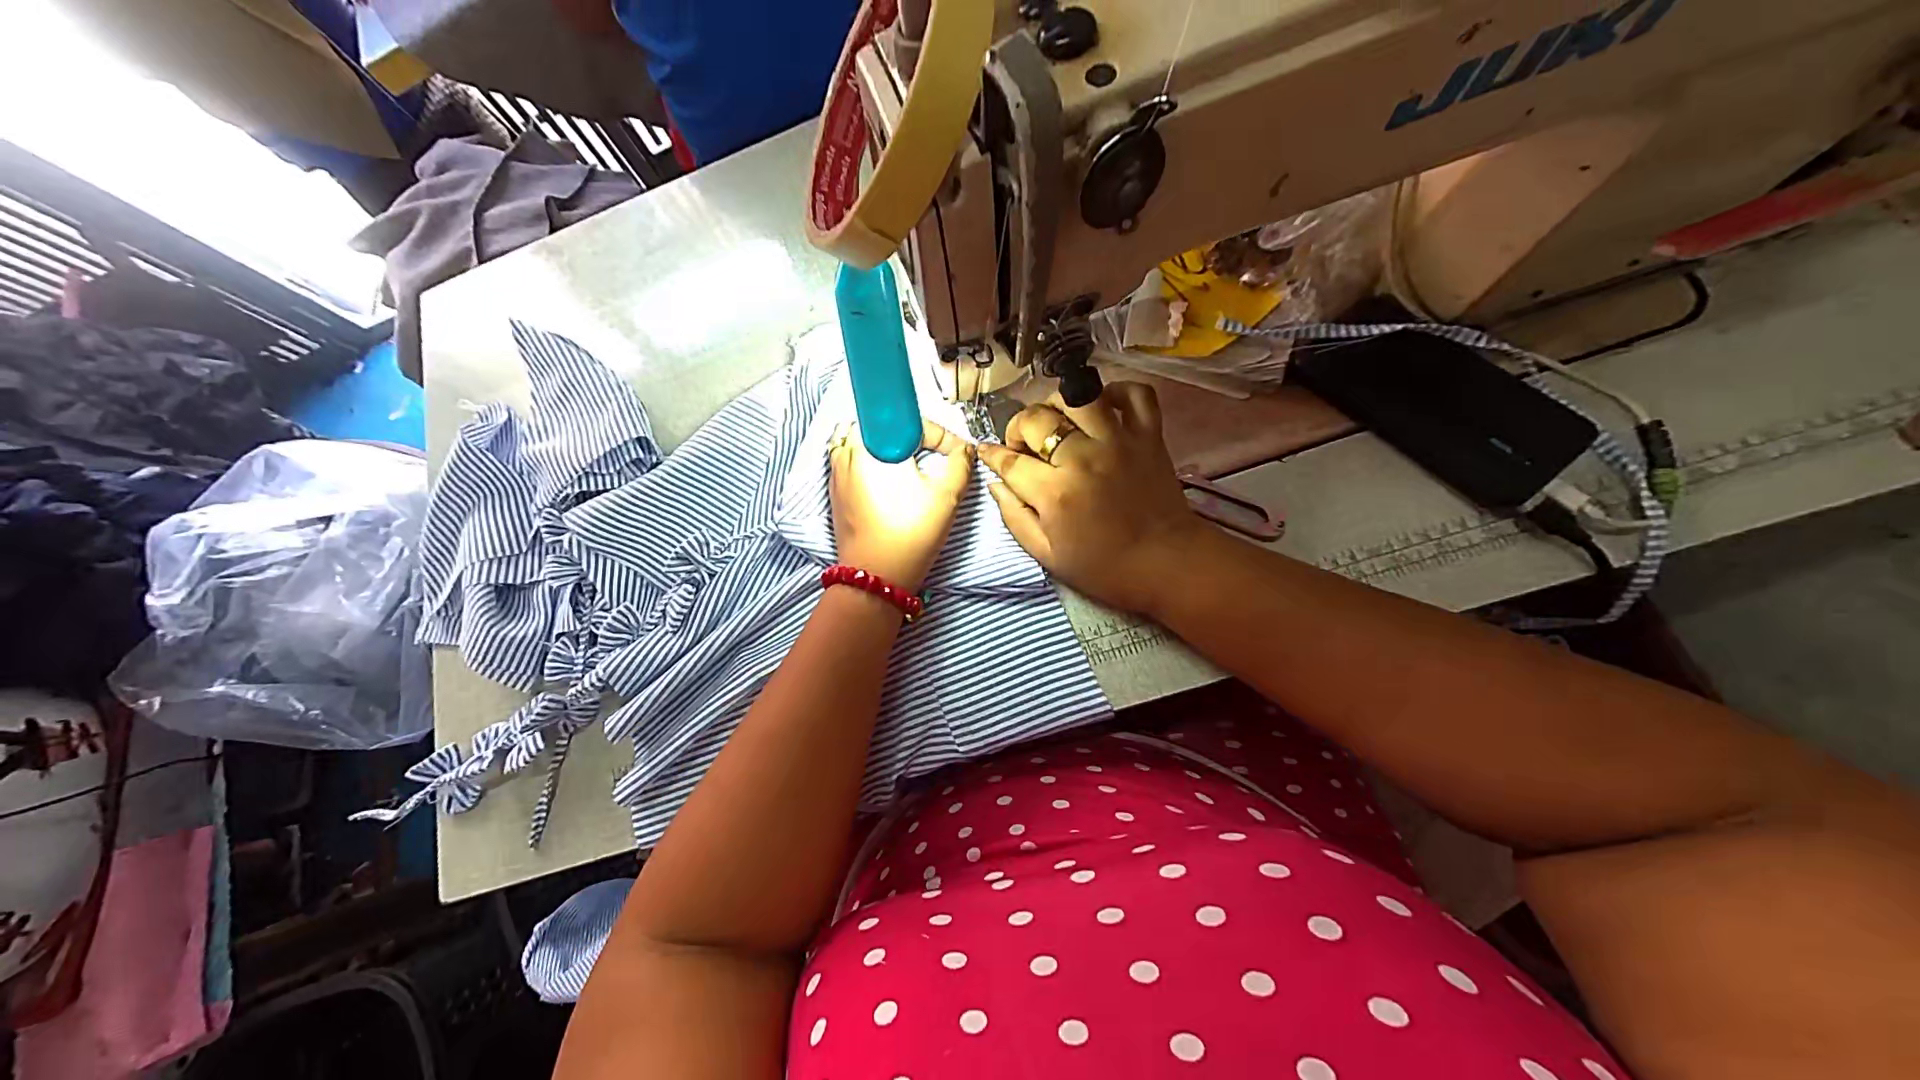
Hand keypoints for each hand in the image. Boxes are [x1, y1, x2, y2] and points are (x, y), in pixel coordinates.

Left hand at [830, 420, 975, 591]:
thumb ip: (961, 463)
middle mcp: (849, 450)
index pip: (909, 418)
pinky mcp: (834, 489)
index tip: (954, 453)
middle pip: (883, 423)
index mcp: (877, 445)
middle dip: (911, 436)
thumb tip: (964, 450)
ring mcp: (837, 470)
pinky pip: (849, 459)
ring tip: (908, 469)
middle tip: (933, 458)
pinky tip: (887, 485)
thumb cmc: (910, 535)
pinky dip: (868, 462)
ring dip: (886, 446)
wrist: (875, 575)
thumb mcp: (947, 496)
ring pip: (862, 439)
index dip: (937, 434)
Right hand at [978, 382, 1205, 615]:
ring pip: (1078, 397)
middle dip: (1018, 428)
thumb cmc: (1103, 567)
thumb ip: (1014, 517)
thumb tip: (995, 483)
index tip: (988, 453)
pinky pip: (1135, 394)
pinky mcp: (1149, 435)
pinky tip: (1102, 409)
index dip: (992, 455)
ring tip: (1058, 422)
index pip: (1010, 461)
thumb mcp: (1047, 554)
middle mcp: (1083, 457)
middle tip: (1024, 446)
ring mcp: (1119, 441)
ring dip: (1058, 404)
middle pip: (1036, 419)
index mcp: (1055, 492)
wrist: (1166, 564)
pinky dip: (1117, 392)